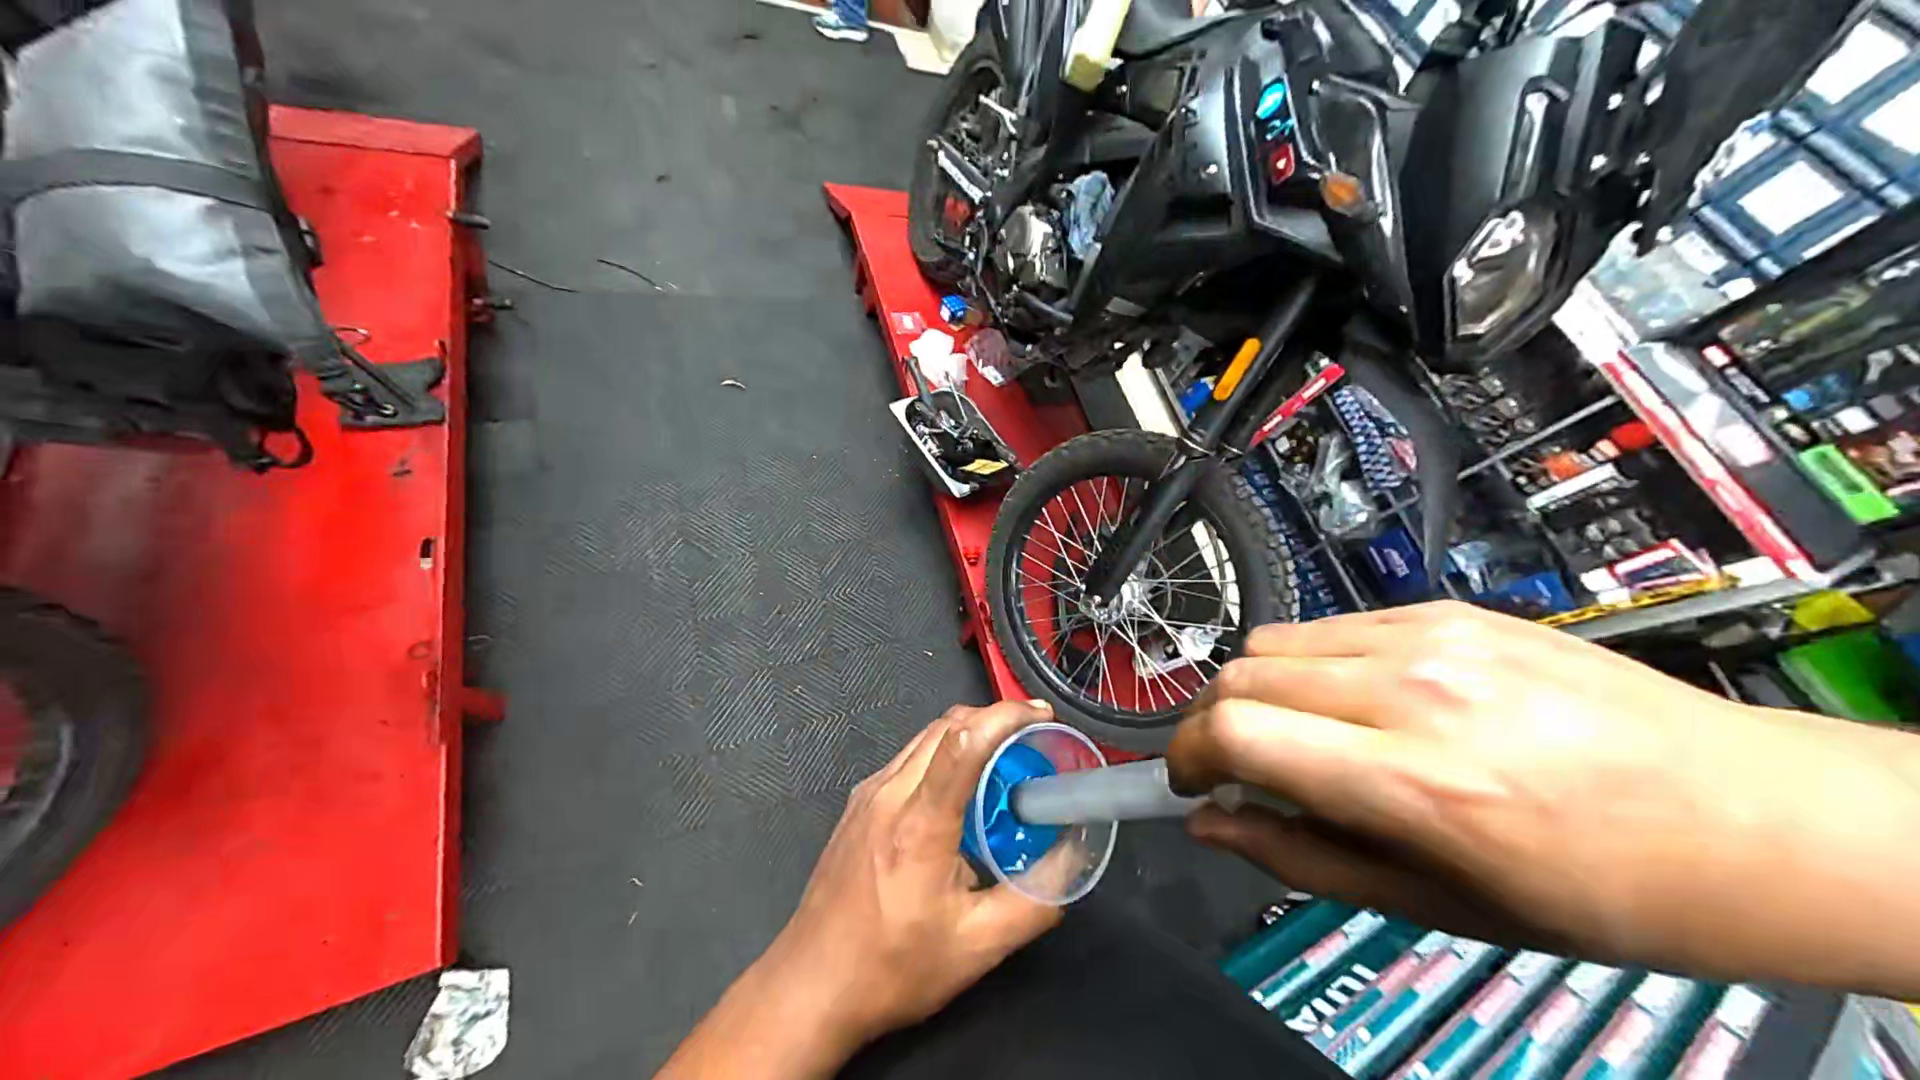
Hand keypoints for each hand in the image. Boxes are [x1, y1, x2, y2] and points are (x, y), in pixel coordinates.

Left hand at [655, 700, 1064, 1079]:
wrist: (810, 984)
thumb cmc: (892, 967)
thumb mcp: (976, 947)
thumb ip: (1033, 900)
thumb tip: (1070, 857)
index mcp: (919, 823)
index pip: (962, 742)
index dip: (1005, 716)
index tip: (1042, 716)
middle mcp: (889, 793)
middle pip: (946, 726)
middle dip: (995, 717)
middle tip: (1034, 733)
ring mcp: (868, 794)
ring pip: (925, 737)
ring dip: (969, 731)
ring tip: (1006, 753)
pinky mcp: (859, 803)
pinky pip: (909, 758)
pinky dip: (945, 752)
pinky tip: (963, 784)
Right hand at [1168, 601, 1919, 997]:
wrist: (1760, 816)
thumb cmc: (1599, 893)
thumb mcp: (1439, 907)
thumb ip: (1301, 859)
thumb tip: (1210, 823)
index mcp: (1415, 782)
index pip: (1237, 734)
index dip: (1187, 756)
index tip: (1189, 783)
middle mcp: (1412, 690)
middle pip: (1239, 675)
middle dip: (1211, 722)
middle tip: (1235, 765)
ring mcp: (1431, 636)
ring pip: (1271, 641)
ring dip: (1256, 689)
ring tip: (1297, 730)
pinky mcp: (1448, 609)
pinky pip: (1330, 625)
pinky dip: (1309, 663)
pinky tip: (1355, 698)